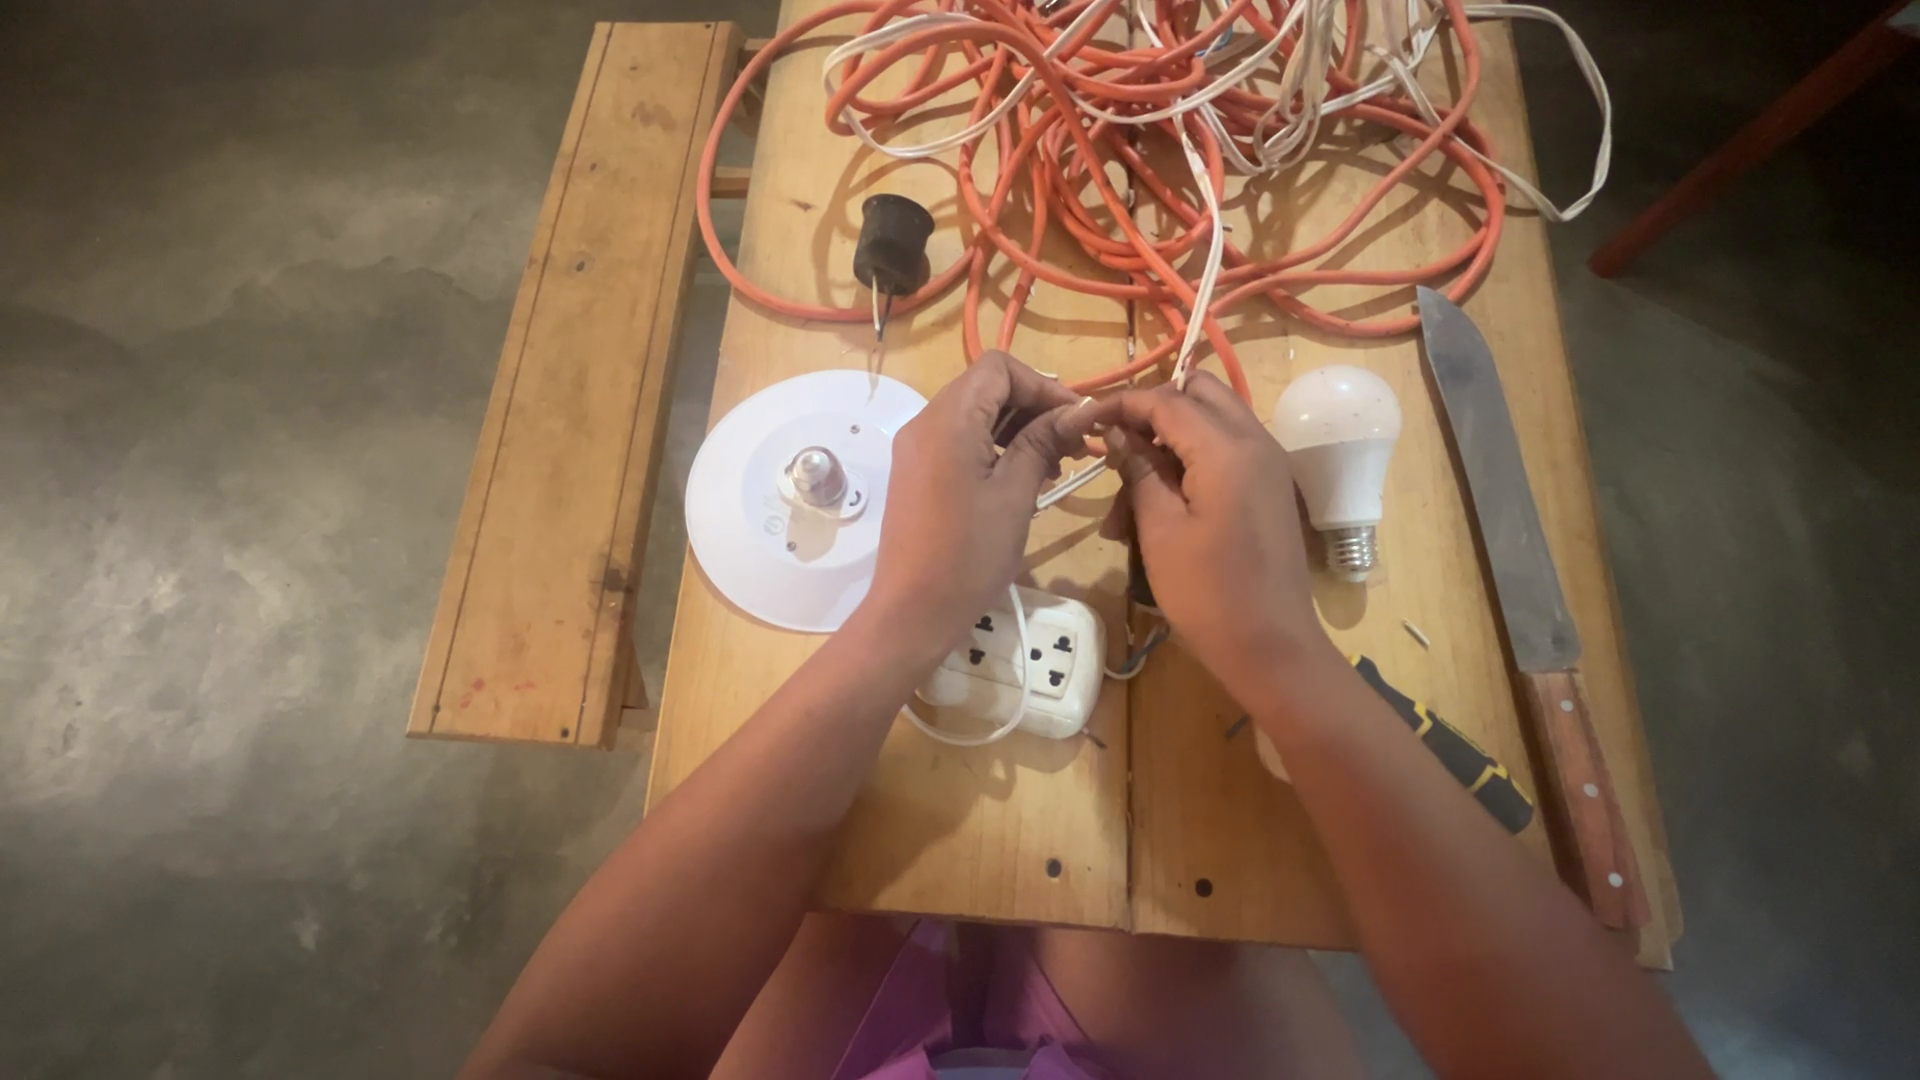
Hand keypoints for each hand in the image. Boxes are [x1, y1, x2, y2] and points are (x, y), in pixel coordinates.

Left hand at [861, 351, 1098, 658]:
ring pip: (975, 417)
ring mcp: (916, 450)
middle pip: (986, 389)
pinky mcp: (917, 474)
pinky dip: (994, 449)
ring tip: (1055, 466)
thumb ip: (1042, 442)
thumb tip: (1076, 411)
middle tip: (1074, 446)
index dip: (1043, 386)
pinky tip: (1024, 478)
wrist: (912, 611)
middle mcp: (925, 424)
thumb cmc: (969, 554)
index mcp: (947, 420)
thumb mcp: (1015, 494)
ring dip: (1017, 430)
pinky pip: (959, 443)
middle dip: (1034, 409)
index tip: (1076, 421)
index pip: (998, 368)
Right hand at [1098, 371, 1340, 705]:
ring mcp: (1266, 463)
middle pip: (1198, 393)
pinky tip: (1154, 509)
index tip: (1083, 418)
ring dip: (1166, 444)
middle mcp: (1255, 441)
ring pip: (1210, 422)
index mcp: (1227, 449)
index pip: (1166, 400)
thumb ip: (1139, 469)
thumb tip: (1118, 430)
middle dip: (1150, 411)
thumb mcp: (1160, 530)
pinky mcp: (1266, 486)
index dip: (1120, 403)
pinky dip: (1189, 463)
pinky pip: (1223, 452)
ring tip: (1124, 506)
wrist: (1271, 647)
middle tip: (1114, 447)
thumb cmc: (1207, 593)